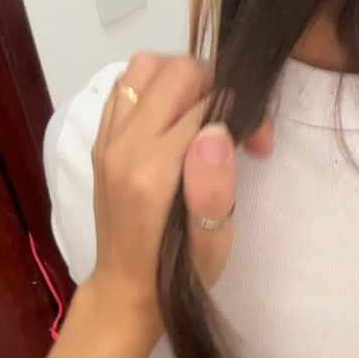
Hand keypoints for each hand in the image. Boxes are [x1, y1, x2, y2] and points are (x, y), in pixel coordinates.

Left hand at [84, 54, 266, 320]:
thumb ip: (214, 186)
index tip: (258, 144)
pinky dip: (154, 88)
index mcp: (154, 172)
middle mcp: (124, 146)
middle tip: (235, 127)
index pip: (209, 104)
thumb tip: (218, 129)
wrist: (126, 290)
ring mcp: (107, 141)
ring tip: (203, 115)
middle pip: (177, 72)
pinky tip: (171, 120)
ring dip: (182, 80)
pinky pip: (125, 87)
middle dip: (217, 86)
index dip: (244, 114)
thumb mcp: (211, 244)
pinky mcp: (100, 142)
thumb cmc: (179, 274)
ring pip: (146, 67)